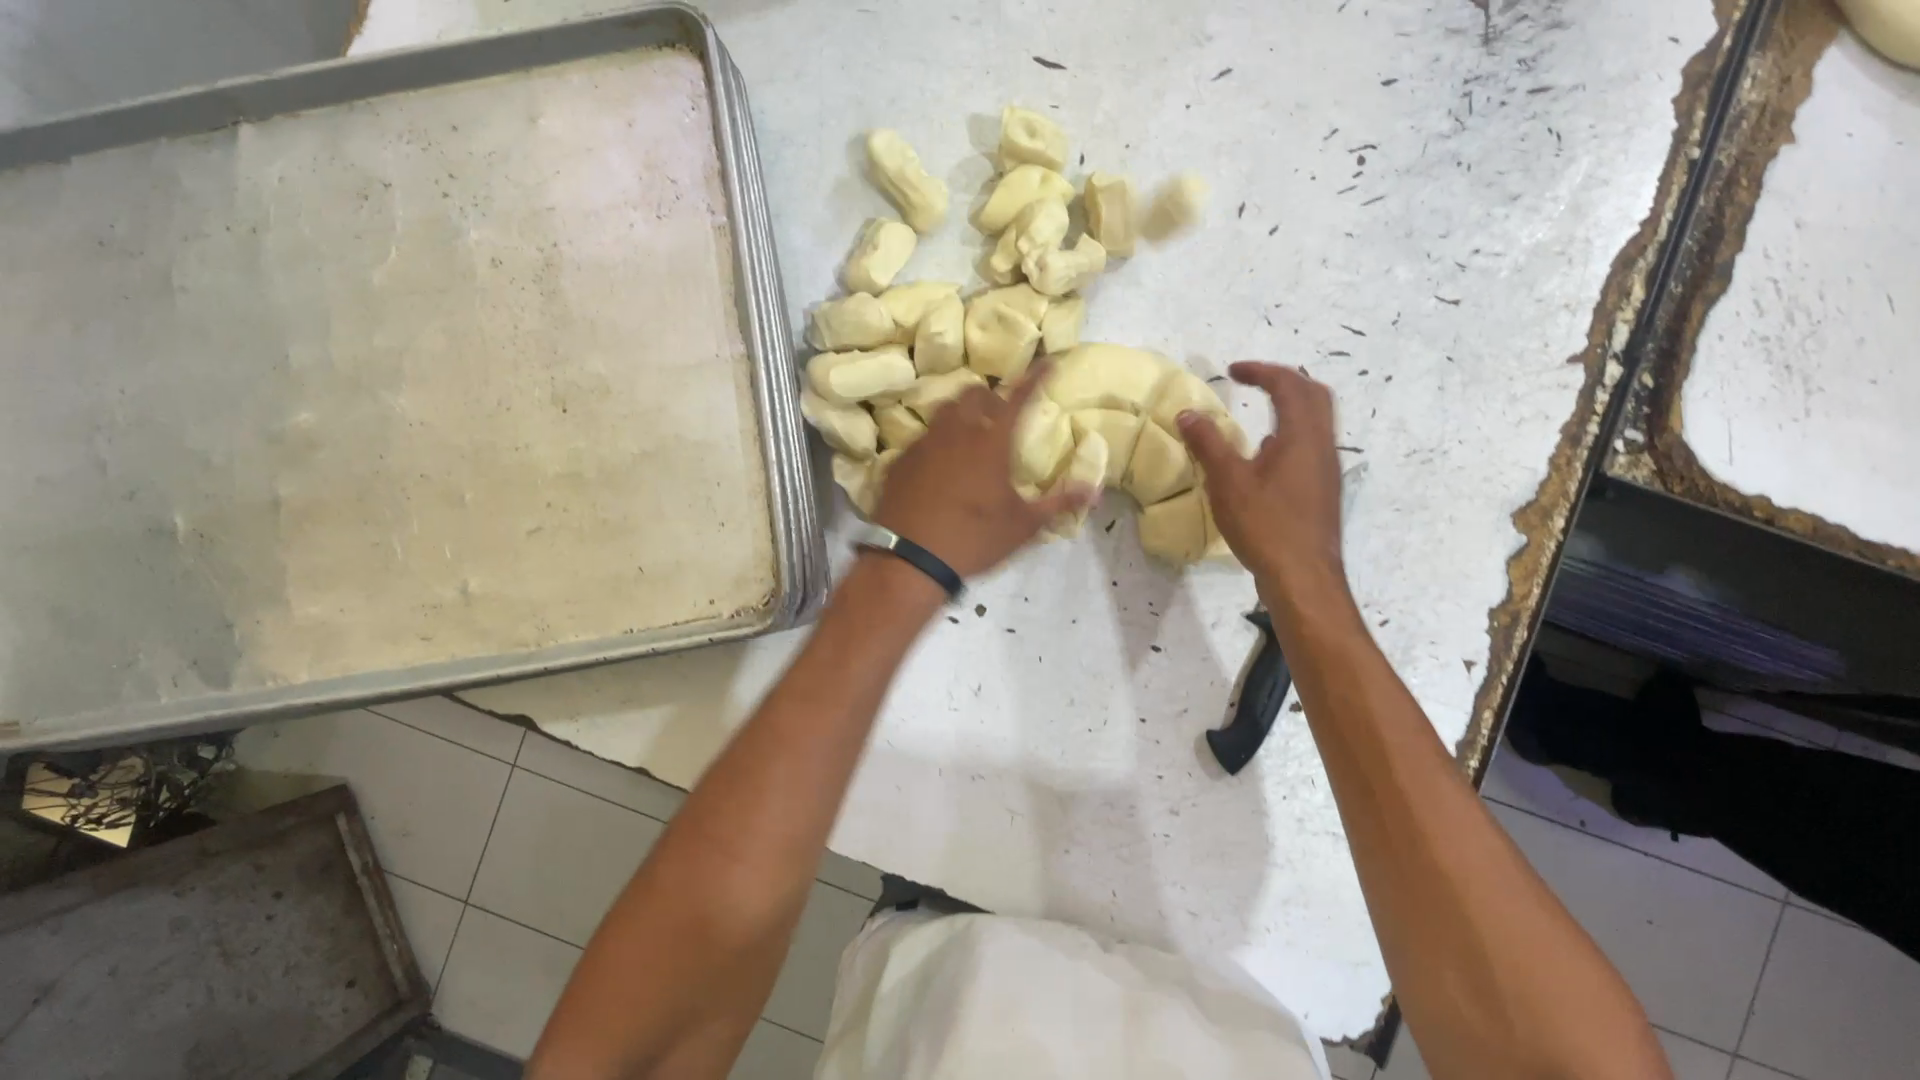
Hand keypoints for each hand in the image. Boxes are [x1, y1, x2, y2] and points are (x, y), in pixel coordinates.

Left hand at [874, 360, 1092, 577]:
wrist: (909, 560)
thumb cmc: (973, 539)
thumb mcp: (1022, 525)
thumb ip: (1058, 503)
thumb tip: (1094, 490)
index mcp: (991, 442)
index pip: (1019, 397)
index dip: (1035, 377)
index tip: (1047, 361)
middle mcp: (955, 432)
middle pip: (973, 394)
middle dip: (989, 396)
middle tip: (999, 413)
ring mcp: (923, 444)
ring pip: (943, 411)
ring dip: (960, 414)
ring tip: (969, 434)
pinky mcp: (899, 461)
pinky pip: (921, 440)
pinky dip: (936, 443)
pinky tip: (939, 466)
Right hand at [1178, 362, 1350, 615]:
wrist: (1303, 577)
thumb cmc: (1265, 525)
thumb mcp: (1227, 482)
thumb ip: (1208, 444)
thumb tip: (1188, 414)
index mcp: (1301, 435)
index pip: (1287, 385)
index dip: (1260, 371)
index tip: (1232, 371)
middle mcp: (1322, 445)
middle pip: (1314, 395)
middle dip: (1284, 380)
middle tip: (1254, 380)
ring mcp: (1327, 469)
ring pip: (1317, 421)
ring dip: (1291, 406)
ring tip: (1259, 409)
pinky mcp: (1323, 490)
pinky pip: (1312, 445)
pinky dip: (1291, 433)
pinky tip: (1266, 454)